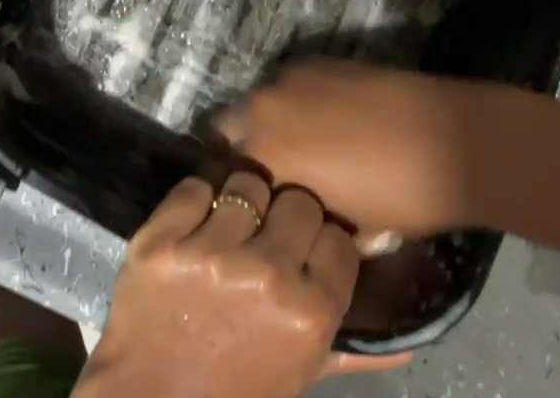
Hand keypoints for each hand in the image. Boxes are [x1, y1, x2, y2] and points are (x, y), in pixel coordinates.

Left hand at [75, 172, 408, 397]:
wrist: (150, 396)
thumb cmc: (235, 389)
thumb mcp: (301, 374)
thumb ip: (352, 352)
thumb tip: (409, 341)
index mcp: (310, 311)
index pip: (338, 238)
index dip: (323, 241)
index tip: (308, 249)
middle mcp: (266, 274)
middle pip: (298, 201)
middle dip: (287, 215)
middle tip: (270, 233)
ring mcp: (210, 252)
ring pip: (246, 184)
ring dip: (242, 200)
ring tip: (231, 224)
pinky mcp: (162, 238)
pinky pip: (194, 187)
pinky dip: (196, 199)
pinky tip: (195, 223)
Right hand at [219, 62, 486, 236]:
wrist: (455, 139)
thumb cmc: (401, 198)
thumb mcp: (346, 229)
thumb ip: (303, 219)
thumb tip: (293, 218)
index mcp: (265, 157)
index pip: (226, 173)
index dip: (238, 187)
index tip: (254, 197)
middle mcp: (262, 110)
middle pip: (230, 127)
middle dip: (245, 146)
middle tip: (275, 168)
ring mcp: (287, 79)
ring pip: (260, 102)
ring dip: (271, 120)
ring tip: (304, 138)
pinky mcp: (313, 60)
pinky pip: (288, 84)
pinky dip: (298, 100)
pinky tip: (329, 115)